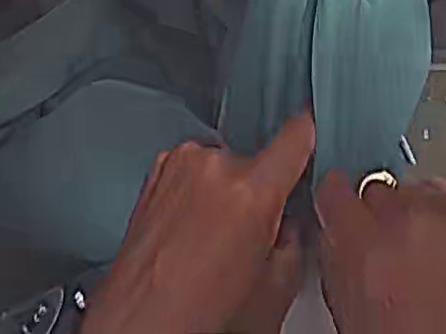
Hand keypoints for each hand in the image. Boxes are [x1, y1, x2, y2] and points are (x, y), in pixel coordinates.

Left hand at [82, 114, 314, 333]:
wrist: (138, 323)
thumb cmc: (195, 314)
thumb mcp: (272, 288)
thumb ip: (294, 238)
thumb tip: (291, 217)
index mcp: (253, 192)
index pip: (296, 135)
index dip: (307, 133)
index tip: (308, 130)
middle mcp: (217, 165)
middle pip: (256, 159)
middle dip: (253, 189)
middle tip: (240, 232)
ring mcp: (184, 161)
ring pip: (222, 162)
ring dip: (220, 187)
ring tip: (205, 234)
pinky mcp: (160, 165)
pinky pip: (193, 165)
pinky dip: (194, 187)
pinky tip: (186, 225)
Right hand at [314, 172, 445, 333]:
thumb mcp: (361, 327)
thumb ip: (343, 275)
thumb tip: (340, 255)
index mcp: (368, 248)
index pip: (334, 192)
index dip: (336, 207)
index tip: (340, 215)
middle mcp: (412, 218)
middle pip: (380, 192)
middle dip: (382, 221)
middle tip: (394, 264)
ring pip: (424, 193)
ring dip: (423, 221)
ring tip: (437, 270)